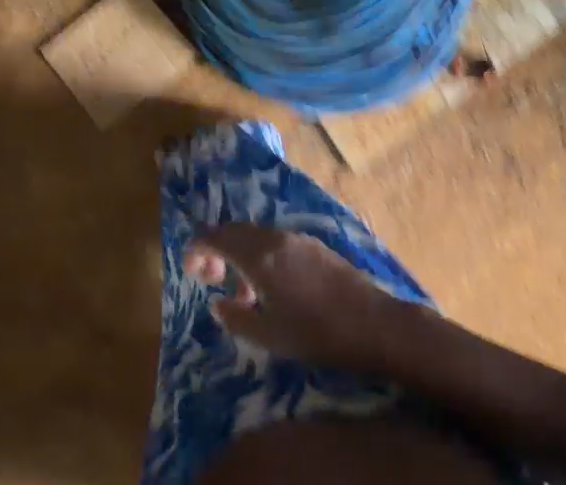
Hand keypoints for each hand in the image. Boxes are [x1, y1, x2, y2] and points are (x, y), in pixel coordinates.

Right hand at [184, 223, 416, 371]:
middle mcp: (276, 238)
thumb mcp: (267, 334)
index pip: (215, 236)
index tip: (190, 272)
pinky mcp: (317, 247)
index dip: (196, 249)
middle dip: (216, 250)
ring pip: (257, 236)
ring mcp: (299, 239)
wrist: (374, 324)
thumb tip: (218, 303)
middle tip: (210, 279)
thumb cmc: (316, 333)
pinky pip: (277, 243)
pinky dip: (262, 257)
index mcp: (259, 255)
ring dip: (241, 256)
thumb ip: (235, 317)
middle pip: (235, 231)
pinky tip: (271, 289)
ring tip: (242, 294)